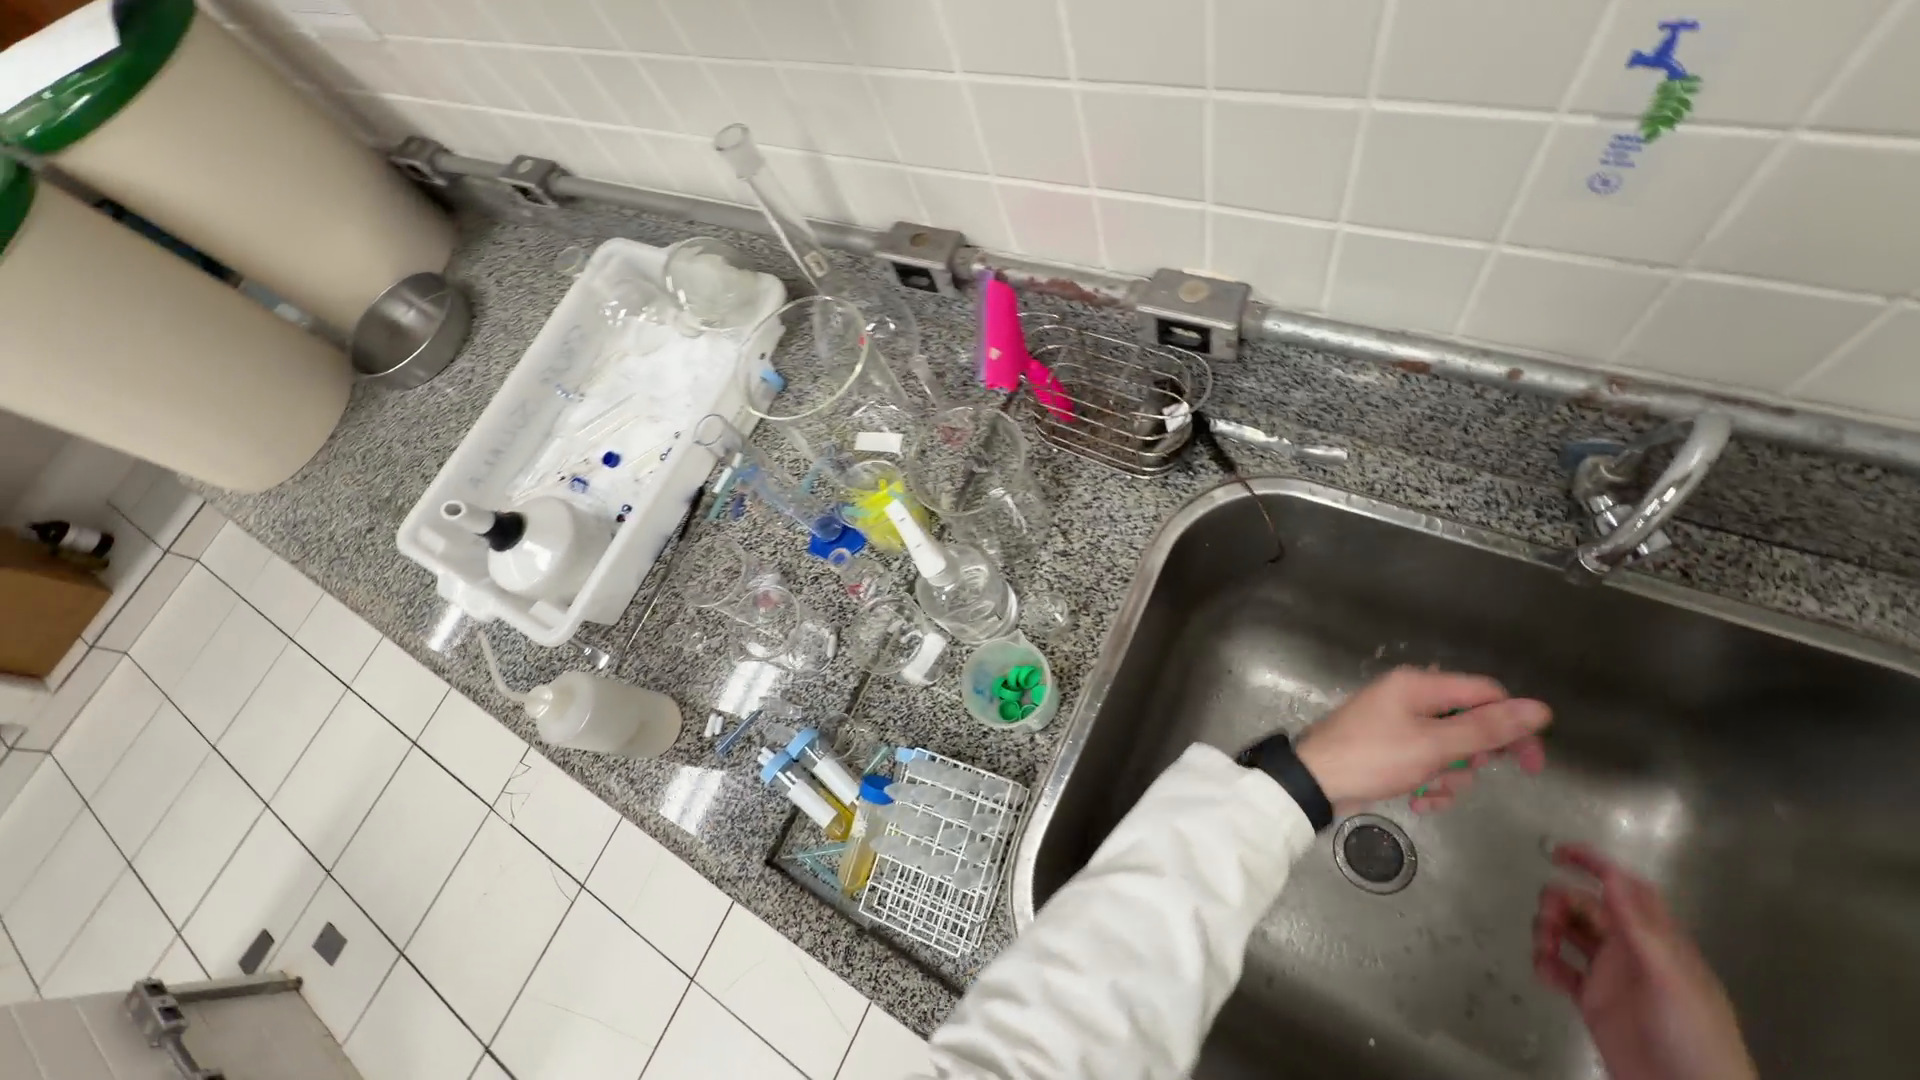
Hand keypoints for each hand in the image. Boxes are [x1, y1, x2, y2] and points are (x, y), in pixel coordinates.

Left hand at [1293, 667, 1549, 813]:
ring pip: (1451, 751)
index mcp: (1419, 685)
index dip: (1513, 725)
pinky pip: (1428, 767)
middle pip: (1469, 724)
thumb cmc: (1372, 757)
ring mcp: (1398, 726)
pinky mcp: (1390, 752)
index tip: (1531, 763)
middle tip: (1458, 772)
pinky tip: (1418, 802)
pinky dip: (1429, 786)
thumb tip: (1540, 709)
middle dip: (1471, 757)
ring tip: (1428, 789)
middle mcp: (1410, 699)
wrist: (1314, 783)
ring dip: (1449, 777)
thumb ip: (1486, 728)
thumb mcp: (1434, 745)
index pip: (1486, 693)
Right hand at [1534, 845, 1755, 1079]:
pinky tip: (1543, 972)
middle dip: (1561, 902)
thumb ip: (1640, 928)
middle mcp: (1631, 952)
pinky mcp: (1592, 1000)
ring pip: (1569, 933)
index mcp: (1656, 941)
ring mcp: (1610, 976)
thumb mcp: (1669, 979)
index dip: (1596, 865)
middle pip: (1587, 907)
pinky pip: (1560, 968)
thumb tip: (1612, 877)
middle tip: (1549, 919)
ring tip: (1544, 947)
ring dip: (1548, 930)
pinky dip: (1545, 963)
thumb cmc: (1692, 1035)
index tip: (1559, 852)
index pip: (1626, 889)